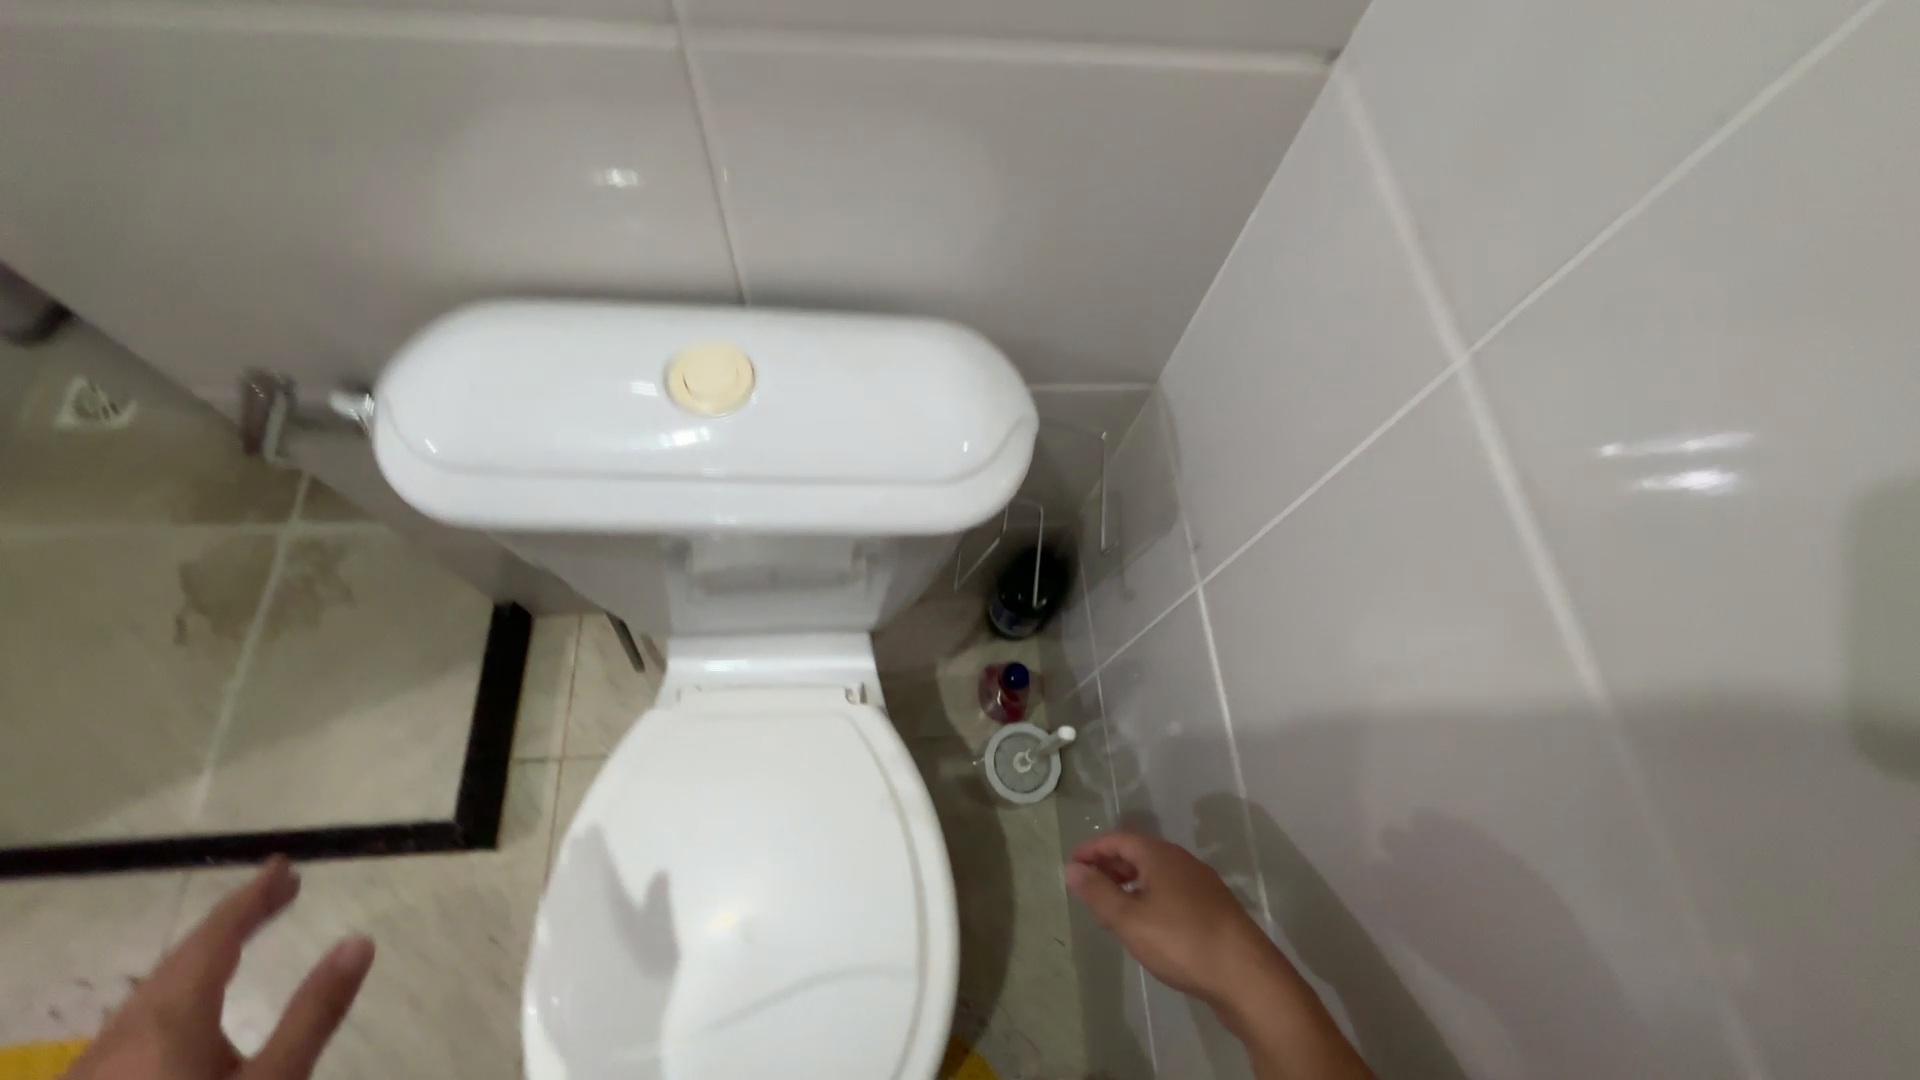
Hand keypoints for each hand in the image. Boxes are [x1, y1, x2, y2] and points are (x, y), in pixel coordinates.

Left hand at [64, 857, 374, 1079]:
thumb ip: (313, 1013)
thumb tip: (359, 941)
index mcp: (170, 1018)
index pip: (216, 938)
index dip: (252, 898)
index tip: (285, 864)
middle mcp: (124, 1032)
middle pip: (181, 959)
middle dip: (234, 920)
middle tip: (280, 891)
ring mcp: (95, 1068)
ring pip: (154, 992)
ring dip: (205, 955)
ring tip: (246, 935)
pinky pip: (139, 1021)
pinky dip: (180, 991)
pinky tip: (194, 1007)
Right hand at [1064, 830, 1280, 1005]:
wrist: (1247, 976)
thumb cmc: (1182, 941)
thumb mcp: (1130, 919)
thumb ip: (1098, 893)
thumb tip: (1071, 868)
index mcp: (1160, 855)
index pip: (1118, 839)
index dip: (1092, 849)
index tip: (1072, 864)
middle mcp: (1182, 861)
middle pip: (1138, 853)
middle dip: (1110, 866)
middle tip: (1088, 887)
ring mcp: (1201, 885)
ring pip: (1156, 874)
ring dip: (1129, 884)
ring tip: (1111, 909)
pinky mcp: (1213, 909)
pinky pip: (1171, 891)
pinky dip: (1149, 898)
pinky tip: (1146, 926)